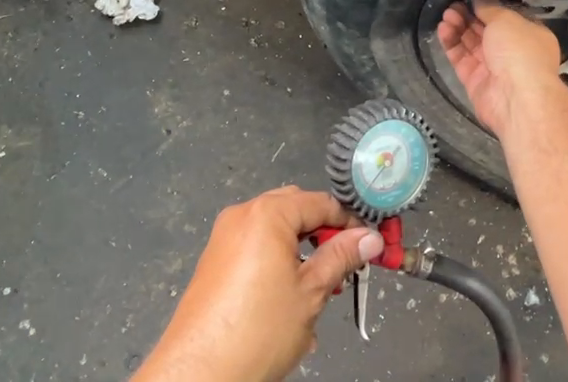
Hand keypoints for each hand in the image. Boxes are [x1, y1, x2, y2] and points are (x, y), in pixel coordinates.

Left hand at [134, 187, 381, 381]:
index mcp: (267, 213)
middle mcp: (242, 215)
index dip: (349, 222)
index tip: (369, 242)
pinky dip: (277, 261)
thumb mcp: (311, 292)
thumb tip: (369, 238)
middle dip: (323, 234)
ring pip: (275, 230)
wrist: (198, 374)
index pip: (321, 203)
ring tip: (319, 288)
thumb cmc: (257, 331)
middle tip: (345, 265)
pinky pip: (254, 247)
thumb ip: (341, 257)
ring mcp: (224, 237)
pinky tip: (288, 297)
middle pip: (296, 210)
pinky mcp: (213, 261)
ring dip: (301, 250)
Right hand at [437, 0, 563, 137]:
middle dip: (469, 15)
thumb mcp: (506, 19)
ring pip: (471, 43)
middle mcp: (512, 51)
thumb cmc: (519, 50)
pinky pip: (461, 59)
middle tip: (453, 4)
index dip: (487, 6)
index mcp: (528, 34)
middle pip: (486, 29)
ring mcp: (493, 67)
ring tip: (446, 14)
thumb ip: (490, 7)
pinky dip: (452, 44)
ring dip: (458, 27)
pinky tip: (443, 29)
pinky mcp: (475, 81)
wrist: (517, 97)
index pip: (505, 17)